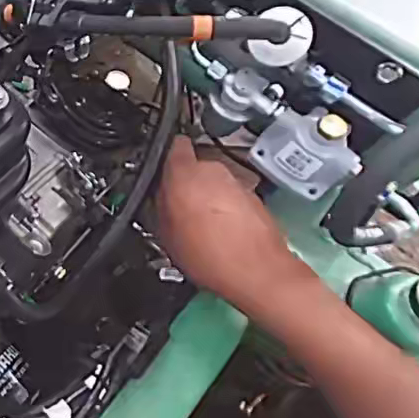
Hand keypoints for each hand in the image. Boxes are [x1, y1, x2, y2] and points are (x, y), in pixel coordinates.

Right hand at [155, 137, 313, 313]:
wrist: (258, 273)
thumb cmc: (210, 256)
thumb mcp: (166, 235)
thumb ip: (160, 206)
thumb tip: (159, 198)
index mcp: (184, 174)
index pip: (172, 144)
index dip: (165, 157)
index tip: (161, 173)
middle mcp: (213, 170)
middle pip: (193, 167)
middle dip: (186, 184)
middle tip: (178, 209)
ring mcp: (237, 182)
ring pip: (214, 182)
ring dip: (207, 197)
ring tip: (200, 226)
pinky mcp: (254, 197)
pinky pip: (232, 196)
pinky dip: (225, 208)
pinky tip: (221, 233)